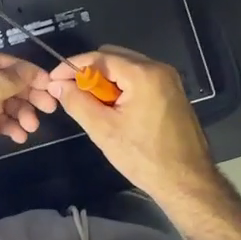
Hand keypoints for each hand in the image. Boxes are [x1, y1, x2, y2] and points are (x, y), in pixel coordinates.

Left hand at [0, 53, 56, 204]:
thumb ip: (3, 83)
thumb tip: (28, 69)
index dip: (25, 71)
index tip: (47, 83)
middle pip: (3, 83)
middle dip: (26, 94)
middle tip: (49, 107)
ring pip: (2, 103)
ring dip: (20, 113)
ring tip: (32, 128)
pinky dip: (10, 126)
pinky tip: (20, 137)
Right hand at [37, 46, 219, 204]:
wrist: (187, 182)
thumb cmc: (144, 157)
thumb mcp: (103, 130)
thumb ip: (77, 102)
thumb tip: (56, 85)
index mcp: (144, 74)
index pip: (100, 57)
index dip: (72, 67)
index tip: (53, 80)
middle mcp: (159, 69)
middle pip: (114, 58)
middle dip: (90, 74)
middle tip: (72, 94)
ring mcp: (169, 81)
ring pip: (127, 69)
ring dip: (105, 83)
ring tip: (92, 106)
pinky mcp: (173, 95)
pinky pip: (140, 81)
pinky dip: (122, 89)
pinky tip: (113, 111)